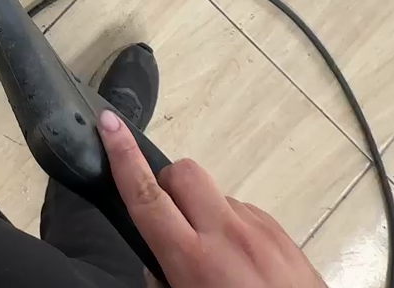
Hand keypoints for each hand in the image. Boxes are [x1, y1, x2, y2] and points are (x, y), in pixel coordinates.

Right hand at [99, 111, 327, 287]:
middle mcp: (227, 236)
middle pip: (183, 173)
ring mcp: (260, 231)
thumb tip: (160, 268)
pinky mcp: (284, 235)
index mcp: (195, 262)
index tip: (108, 122)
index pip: (146, 195)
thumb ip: (164, 284)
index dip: (122, 155)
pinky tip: (246, 270)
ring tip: (219, 264)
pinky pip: (245, 214)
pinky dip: (234, 231)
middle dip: (169, 185)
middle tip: (171, 223)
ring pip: (216, 196)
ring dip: (205, 215)